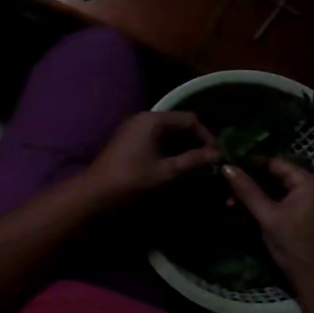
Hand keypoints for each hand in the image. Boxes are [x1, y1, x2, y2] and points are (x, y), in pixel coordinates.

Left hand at [80, 112, 219, 206]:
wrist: (95, 194)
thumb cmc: (132, 180)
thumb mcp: (167, 172)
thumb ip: (194, 161)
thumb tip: (219, 155)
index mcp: (154, 120)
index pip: (190, 120)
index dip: (207, 137)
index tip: (217, 156)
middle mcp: (144, 118)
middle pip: (179, 124)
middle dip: (196, 142)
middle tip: (209, 162)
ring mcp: (135, 128)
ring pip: (169, 133)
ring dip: (184, 147)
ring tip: (196, 166)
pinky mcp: (130, 140)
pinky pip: (157, 139)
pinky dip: (170, 150)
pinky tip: (177, 166)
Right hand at [222, 158, 313, 297]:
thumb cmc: (294, 244)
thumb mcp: (268, 216)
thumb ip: (247, 191)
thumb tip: (227, 168)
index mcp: (307, 182)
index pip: (275, 162)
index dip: (250, 162)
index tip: (227, 163)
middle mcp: (309, 187)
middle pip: (274, 175)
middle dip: (249, 179)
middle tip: (225, 182)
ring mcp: (306, 201)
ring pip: (274, 189)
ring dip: (253, 193)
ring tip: (229, 199)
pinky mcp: (300, 214)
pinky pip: (278, 201)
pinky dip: (262, 203)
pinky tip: (242, 207)